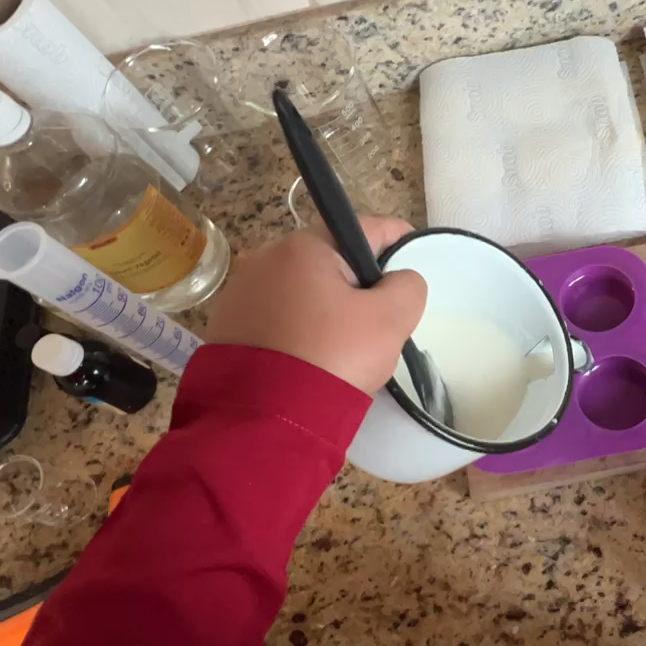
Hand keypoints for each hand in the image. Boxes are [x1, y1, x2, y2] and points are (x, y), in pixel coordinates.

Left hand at [203, 216, 426, 392]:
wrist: (266, 416)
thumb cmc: (334, 355)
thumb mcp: (391, 319)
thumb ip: (407, 286)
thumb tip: (399, 279)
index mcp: (304, 246)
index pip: (366, 229)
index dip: (399, 240)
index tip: (416, 257)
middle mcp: (266, 258)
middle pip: (334, 260)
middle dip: (361, 282)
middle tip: (382, 318)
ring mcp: (242, 291)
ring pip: (305, 289)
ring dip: (329, 306)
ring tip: (346, 344)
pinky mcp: (228, 325)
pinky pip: (280, 315)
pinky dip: (301, 327)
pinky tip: (314, 355)